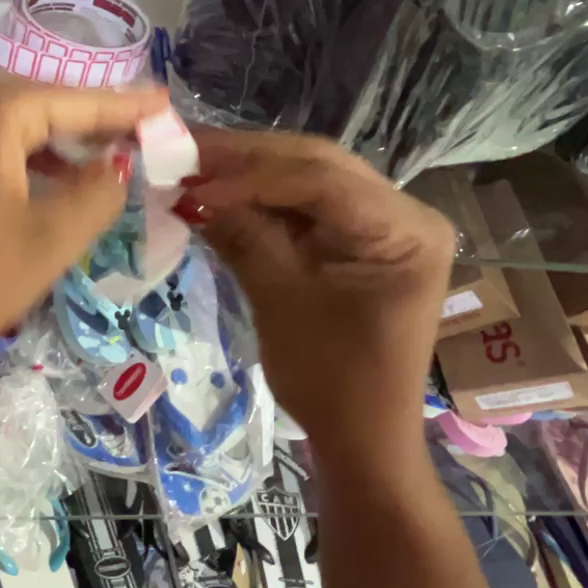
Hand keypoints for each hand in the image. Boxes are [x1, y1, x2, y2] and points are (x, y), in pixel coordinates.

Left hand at [0, 77, 169, 379]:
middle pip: (41, 102)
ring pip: (10, 120)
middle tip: (141, 131)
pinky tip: (46, 173)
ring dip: (55, 139)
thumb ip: (98, 193)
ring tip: (104, 155)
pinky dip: (19, 152)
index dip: (125, 106)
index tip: (166, 102)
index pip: (74, 101)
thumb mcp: (48, 242)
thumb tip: (119, 163)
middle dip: (91, 121)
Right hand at [177, 128, 454, 468]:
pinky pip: (306, 203)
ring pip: (308, 177)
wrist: (362, 436)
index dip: (250, 173)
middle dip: (246, 159)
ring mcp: (383, 222)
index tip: (190, 179)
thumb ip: (242, 234)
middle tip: (182, 151)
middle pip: (317, 165)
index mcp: (404, 229)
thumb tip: (188, 188)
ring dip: (249, 173)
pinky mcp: (358, 237)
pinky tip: (219, 189)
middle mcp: (404, 211)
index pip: (321, 178)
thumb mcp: (281, 300)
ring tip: (191, 165)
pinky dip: (261, 197)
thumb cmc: (332, 378)